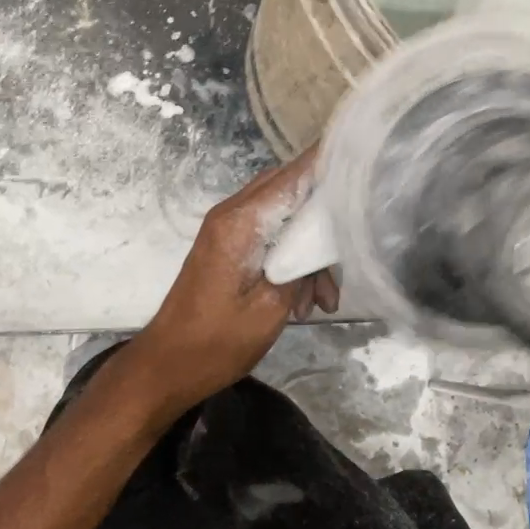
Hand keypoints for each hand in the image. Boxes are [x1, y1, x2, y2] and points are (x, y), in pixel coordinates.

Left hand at [104, 148, 339, 420]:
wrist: (168, 366)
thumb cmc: (219, 342)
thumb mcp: (272, 306)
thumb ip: (300, 261)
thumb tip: (325, 231)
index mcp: (241, 222)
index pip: (293, 176)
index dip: (327, 163)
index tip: (361, 162)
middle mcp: (232, 214)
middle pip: (290, 190)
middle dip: (323, 218)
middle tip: (347, 254)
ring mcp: (227, 229)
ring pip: (283, 218)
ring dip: (308, 252)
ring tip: (322, 300)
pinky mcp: (228, 247)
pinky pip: (269, 237)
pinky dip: (291, 261)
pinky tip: (304, 304)